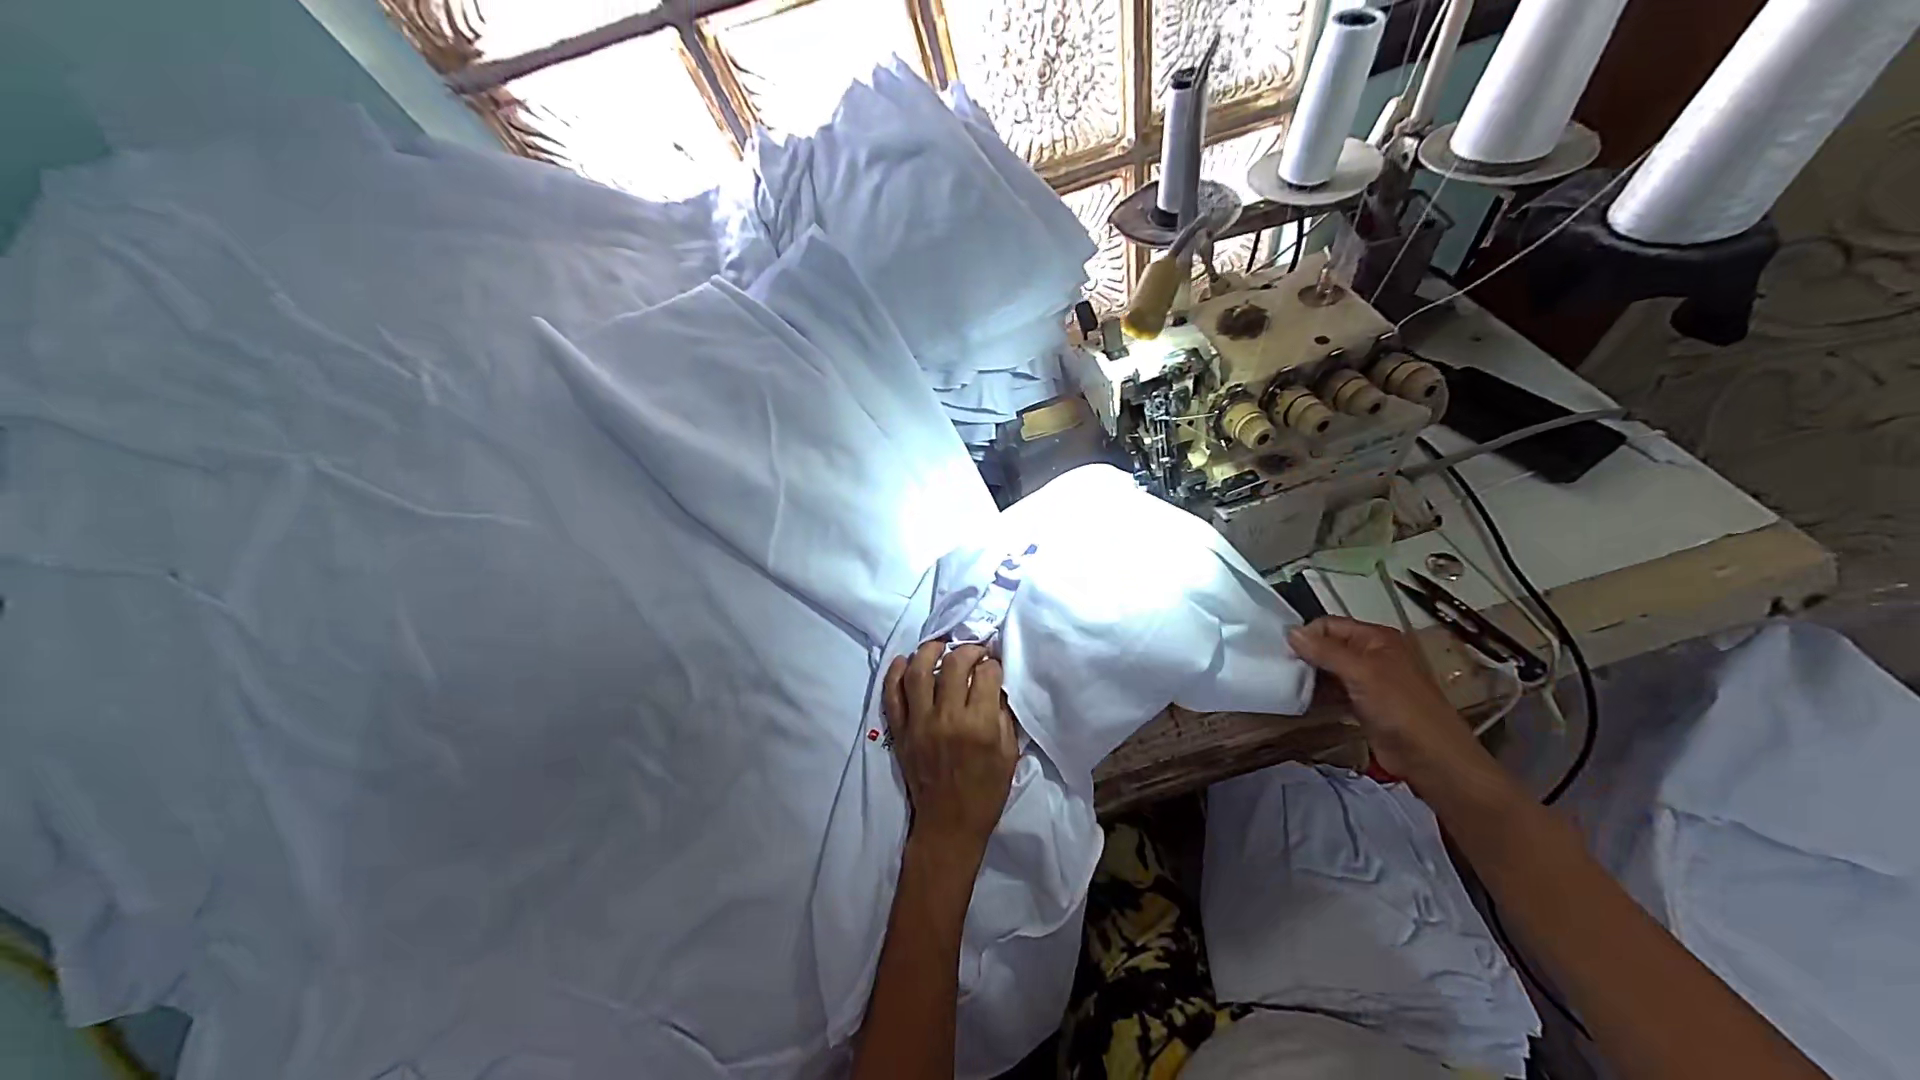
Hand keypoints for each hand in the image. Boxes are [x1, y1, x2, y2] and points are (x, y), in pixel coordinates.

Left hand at [883, 642, 1019, 861]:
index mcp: (980, 725)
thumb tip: (995, 683)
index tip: (993, 666)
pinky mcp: (901, 731)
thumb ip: (1003, 715)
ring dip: (929, 651)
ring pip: (918, 671)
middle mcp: (948, 718)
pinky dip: (895, 673)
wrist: (949, 824)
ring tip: (939, 646)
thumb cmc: (986, 791)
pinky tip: (904, 660)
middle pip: (954, 664)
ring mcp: (920, 723)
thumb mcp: (1009, 754)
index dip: (992, 664)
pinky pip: (892, 694)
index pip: (986, 674)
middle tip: (974, 652)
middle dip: (968, 650)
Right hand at [1287, 616, 1505, 793]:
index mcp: (1376, 638)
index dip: (1307, 635)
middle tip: (1281, 670)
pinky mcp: (1363, 703)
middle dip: (1305, 656)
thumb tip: (1290, 632)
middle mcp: (1371, 654)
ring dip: (1310, 676)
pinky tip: (1302, 700)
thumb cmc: (1399, 707)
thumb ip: (1324, 651)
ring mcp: (1368, 680)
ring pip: (1328, 669)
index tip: (1283, 654)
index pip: (1329, 625)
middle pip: (1327, 646)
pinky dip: (1318, 694)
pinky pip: (1333, 691)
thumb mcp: (1360, 672)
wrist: (1430, 757)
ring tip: (1287, 685)